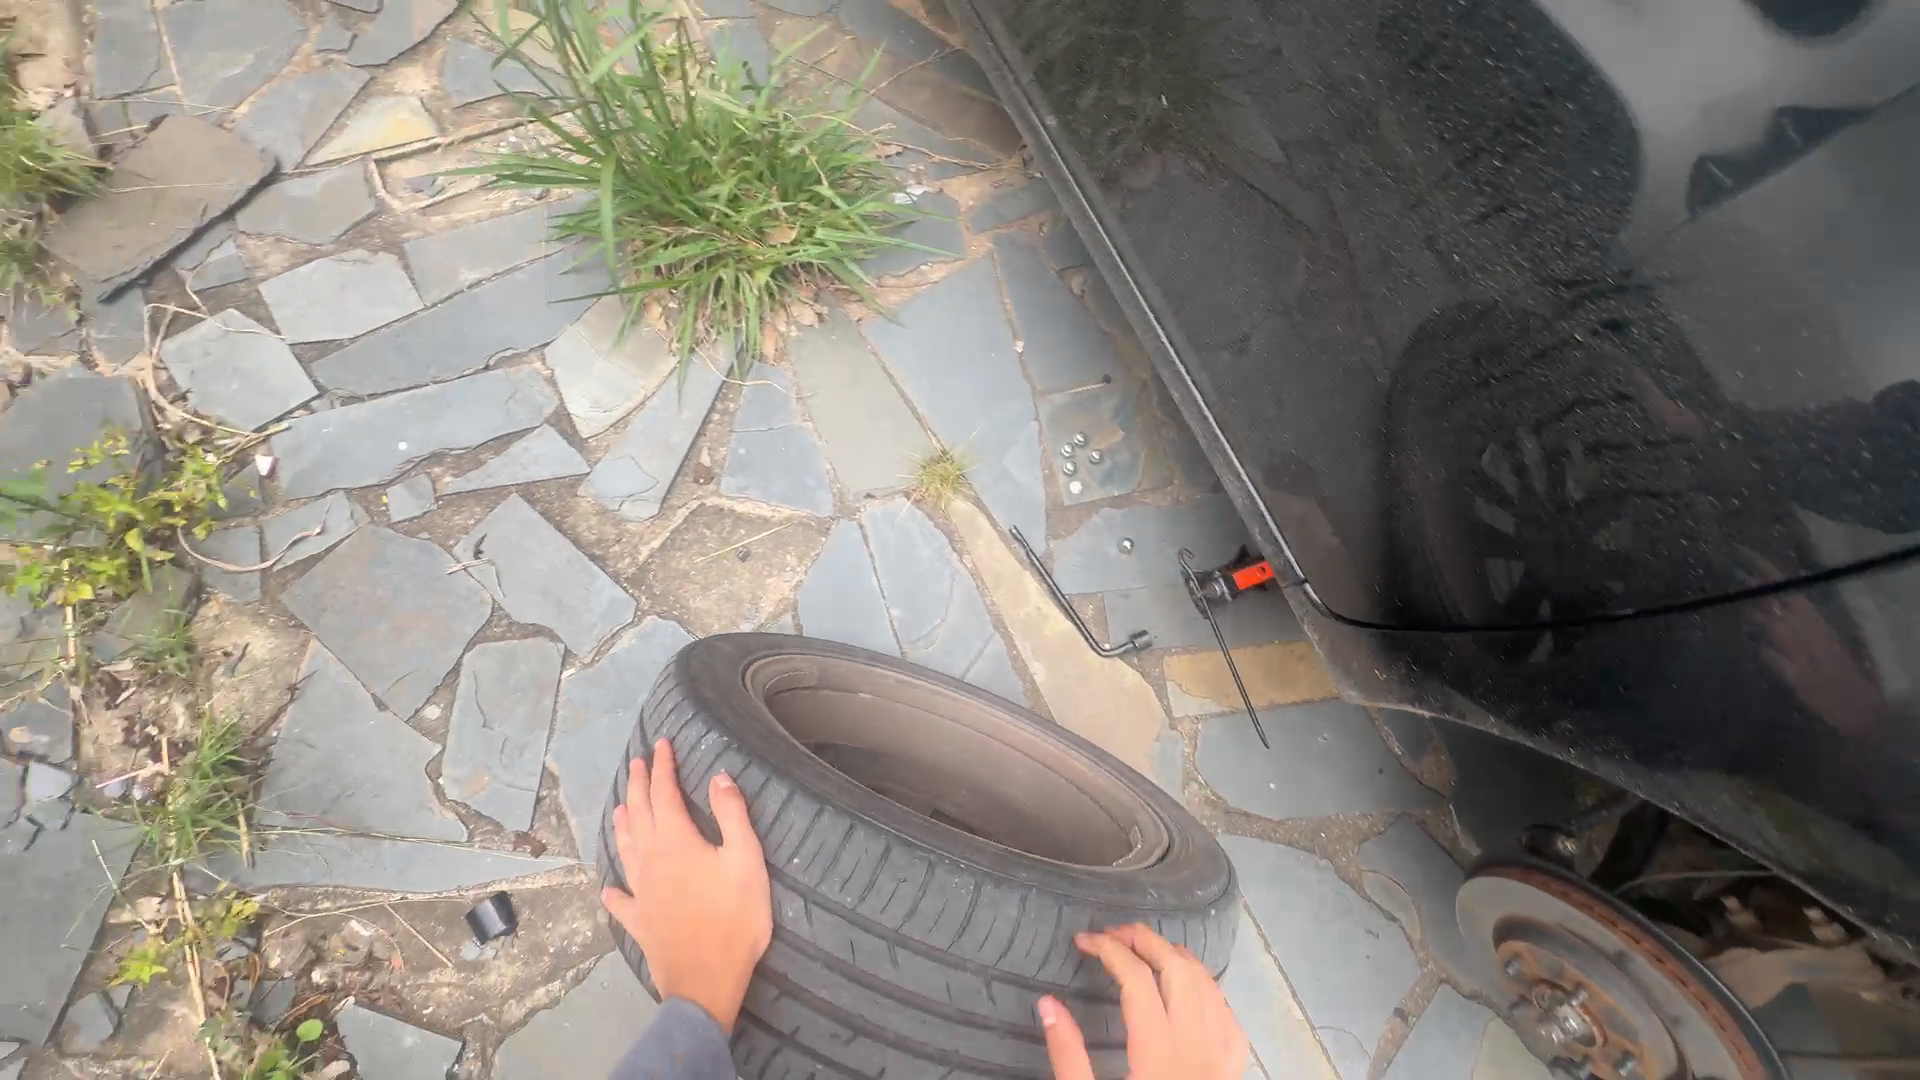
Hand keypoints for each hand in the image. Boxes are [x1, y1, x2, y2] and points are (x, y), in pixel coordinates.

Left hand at [601, 738, 772, 1033]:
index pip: (665, 795)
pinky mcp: (641, 922)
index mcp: (677, 842)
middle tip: (638, 762)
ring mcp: (642, 893)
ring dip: (623, 824)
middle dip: (639, 786)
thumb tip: (718, 776)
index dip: (663, 768)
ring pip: (626, 849)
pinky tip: (608, 887)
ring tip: (620, 805)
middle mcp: (652, 861)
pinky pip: (622, 901)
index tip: (662, 744)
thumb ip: (732, 814)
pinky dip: (613, 890)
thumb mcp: (746, 859)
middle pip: (639, 816)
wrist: (707, 982)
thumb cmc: (734, 916)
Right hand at [1038, 924, 1247, 1079]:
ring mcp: (1222, 1057)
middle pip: (1176, 967)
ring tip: (1141, 950)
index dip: (1108, 949)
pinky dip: (1201, 982)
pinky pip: (1224, 1008)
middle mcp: (1196, 1046)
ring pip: (1205, 981)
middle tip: (1110, 935)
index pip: (1137, 977)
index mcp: (1158, 1055)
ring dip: (1172, 955)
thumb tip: (1047, 1003)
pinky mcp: (1234, 1069)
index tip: (1082, 940)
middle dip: (1142, 939)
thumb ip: (1069, 1056)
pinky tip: (1182, 985)